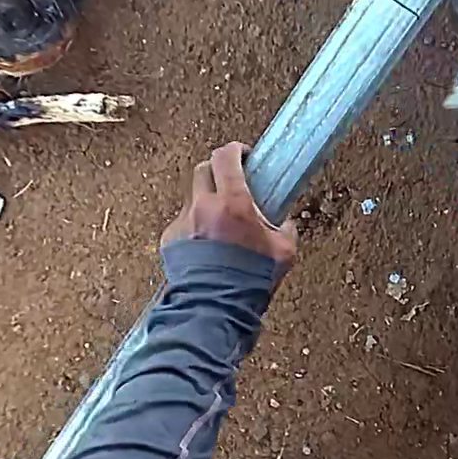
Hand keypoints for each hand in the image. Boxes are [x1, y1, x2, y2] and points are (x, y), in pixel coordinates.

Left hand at [160, 142, 298, 274]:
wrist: (214, 308)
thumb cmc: (251, 279)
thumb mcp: (284, 253)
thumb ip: (286, 230)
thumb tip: (287, 223)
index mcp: (233, 202)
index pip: (225, 157)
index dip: (235, 150)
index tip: (245, 155)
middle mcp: (204, 206)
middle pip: (203, 169)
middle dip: (217, 171)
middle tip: (231, 182)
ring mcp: (183, 222)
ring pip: (192, 196)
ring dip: (206, 200)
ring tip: (221, 221)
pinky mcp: (170, 240)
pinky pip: (183, 222)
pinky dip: (196, 226)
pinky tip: (208, 245)